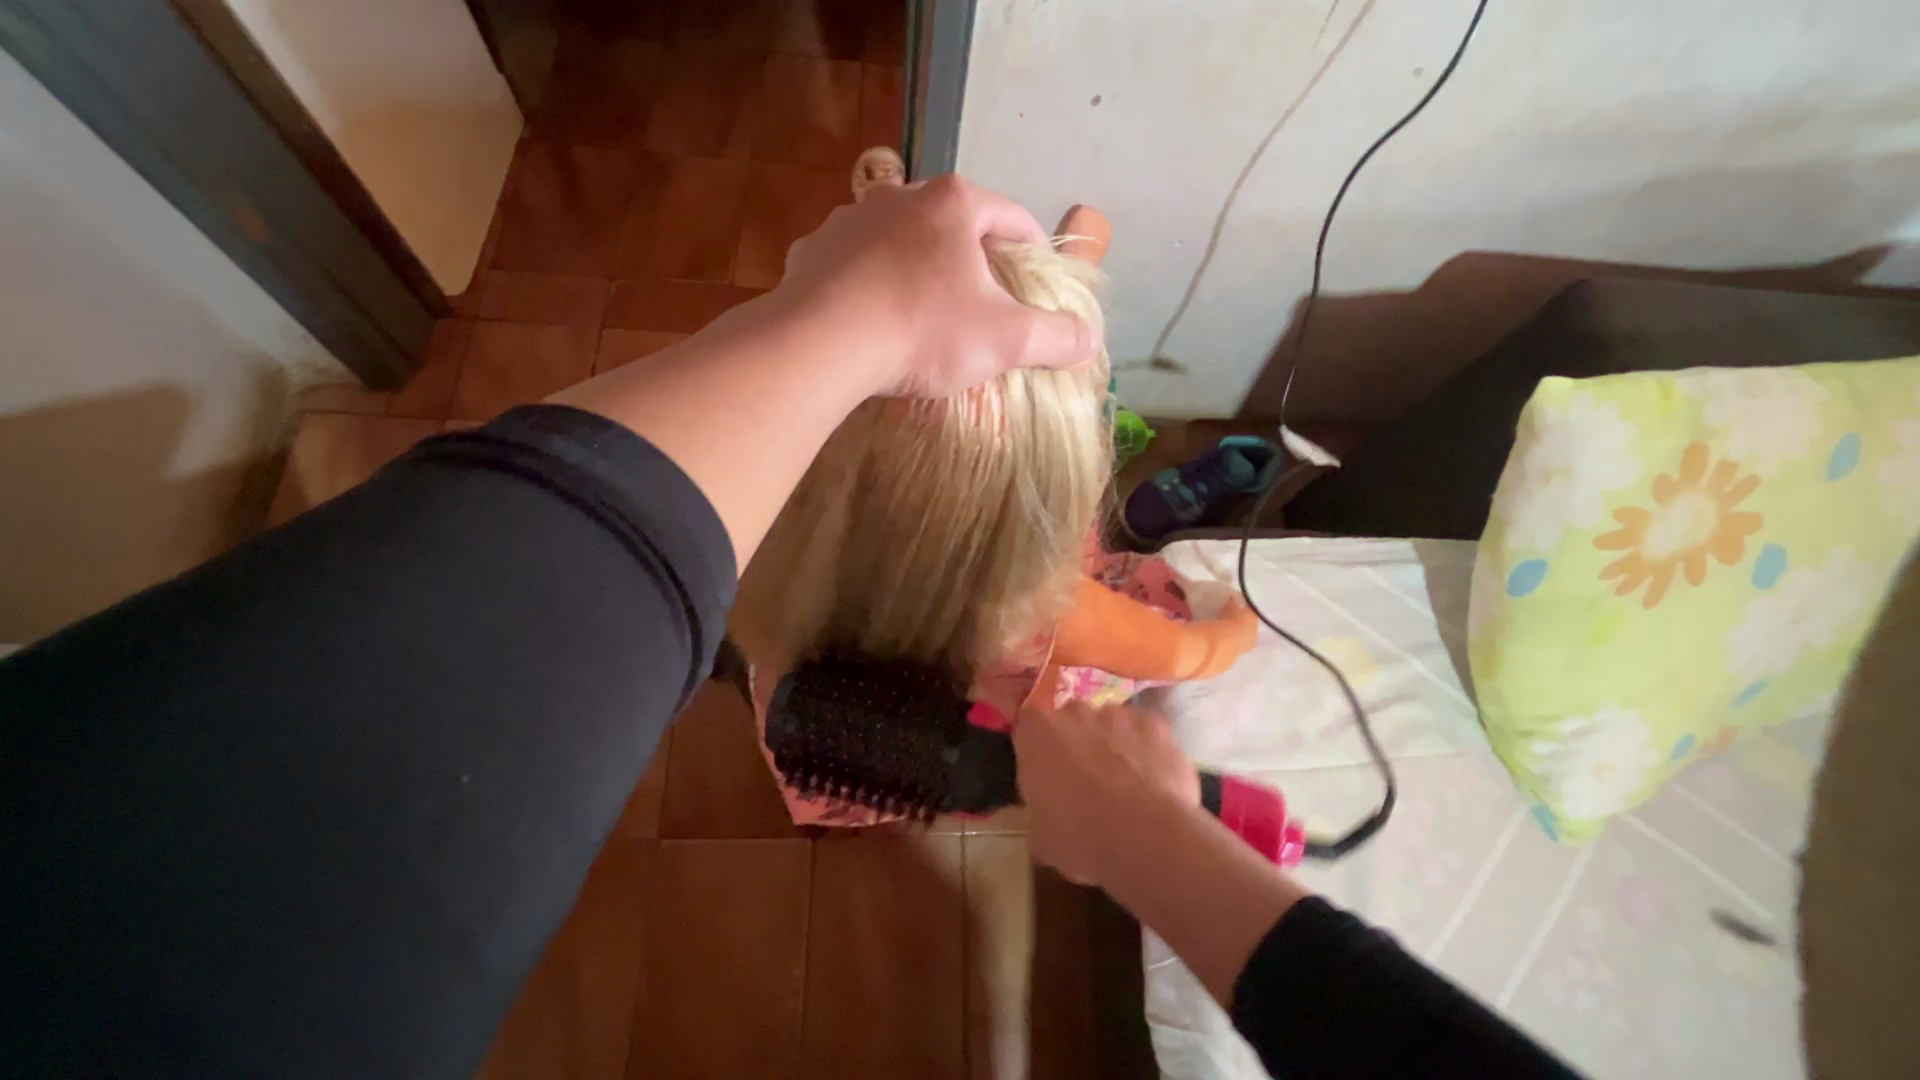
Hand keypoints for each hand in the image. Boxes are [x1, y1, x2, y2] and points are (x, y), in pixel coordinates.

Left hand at [773, 175, 1101, 396]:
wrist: (823, 344)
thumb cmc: (925, 330)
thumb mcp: (1004, 339)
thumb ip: (1054, 337)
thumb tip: (1091, 341)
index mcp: (955, 203)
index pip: (1012, 219)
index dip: (1032, 252)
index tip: (1035, 284)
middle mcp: (901, 195)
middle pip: (953, 227)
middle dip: (971, 262)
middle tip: (980, 306)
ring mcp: (849, 220)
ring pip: (899, 242)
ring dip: (916, 270)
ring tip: (922, 315)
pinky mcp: (812, 251)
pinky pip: (853, 265)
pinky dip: (868, 285)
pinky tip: (871, 320)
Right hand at [1013, 700, 1201, 885]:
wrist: (1148, 841)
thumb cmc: (1081, 839)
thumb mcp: (1039, 832)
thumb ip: (1038, 801)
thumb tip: (1048, 803)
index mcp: (1037, 732)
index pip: (1028, 725)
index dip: (1038, 747)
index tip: (1045, 772)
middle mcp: (1074, 711)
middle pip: (1070, 719)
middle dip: (1075, 742)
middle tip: (1084, 781)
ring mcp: (1118, 714)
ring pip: (1109, 723)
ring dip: (1112, 744)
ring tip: (1125, 786)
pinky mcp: (1155, 723)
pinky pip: (1144, 732)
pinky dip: (1146, 749)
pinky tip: (1153, 782)